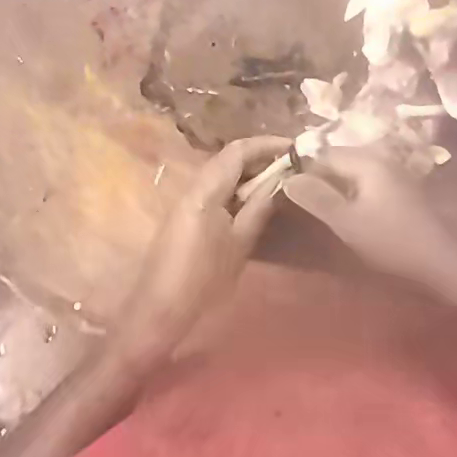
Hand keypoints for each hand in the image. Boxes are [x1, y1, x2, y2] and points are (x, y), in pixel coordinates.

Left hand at [113, 137, 292, 361]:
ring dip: (251, 175)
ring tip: (283, 182)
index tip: (297, 148)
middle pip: (229, 160)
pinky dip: (239, 191)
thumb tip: (282, 181)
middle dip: (262, 158)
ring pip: (223, 176)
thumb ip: (260, 208)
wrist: (159, 312)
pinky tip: (258, 203)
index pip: (237, 151)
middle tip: (295, 166)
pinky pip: (217, 193)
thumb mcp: (240, 244)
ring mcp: (187, 203)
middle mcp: (193, 188)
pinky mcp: (187, 218)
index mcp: (204, 190)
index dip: (267, 145)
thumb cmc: (202, 280)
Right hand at [282, 149, 456, 293]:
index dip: (301, 168)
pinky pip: (364, 182)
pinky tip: (341, 211)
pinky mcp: (398, 190)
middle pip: (338, 159)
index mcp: (368, 161)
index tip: (283, 187)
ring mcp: (393, 174)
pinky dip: (349, 192)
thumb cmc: (390, 242)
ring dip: (332, 185)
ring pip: (351, 172)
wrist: (439, 265)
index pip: (323, 153)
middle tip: (296, 199)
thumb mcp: (346, 222)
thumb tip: (288, 177)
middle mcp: (381, 159)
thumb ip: (316, 197)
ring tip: (314, 206)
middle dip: (316, 175)